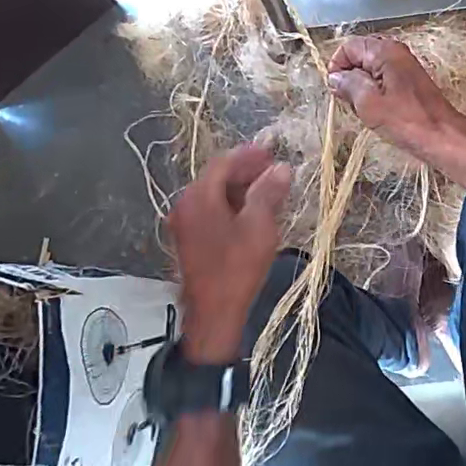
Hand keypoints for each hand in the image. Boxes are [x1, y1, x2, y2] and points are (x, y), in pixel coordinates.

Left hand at [168, 142, 291, 362]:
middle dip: (245, 171)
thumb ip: (268, 193)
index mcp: (198, 197)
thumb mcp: (259, 227)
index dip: (249, 154)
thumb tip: (282, 169)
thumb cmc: (237, 268)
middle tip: (273, 169)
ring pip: (214, 195)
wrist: (213, 314)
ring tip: (268, 190)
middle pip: (216, 177)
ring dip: (239, 189)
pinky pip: (210, 212)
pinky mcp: (189, 240)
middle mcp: (185, 204)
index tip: (272, 151)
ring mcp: (184, 223)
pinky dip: (230, 206)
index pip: (223, 163)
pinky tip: (251, 213)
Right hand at [327, 37, 465, 185]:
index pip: (348, 46)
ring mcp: (404, 67)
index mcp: (386, 51)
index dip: (337, 66)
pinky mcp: (409, 83)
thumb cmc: (407, 121)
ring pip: (369, 71)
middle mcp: (396, 53)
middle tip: (350, 101)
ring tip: (365, 110)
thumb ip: (348, 84)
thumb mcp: (369, 103)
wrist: (444, 139)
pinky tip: (377, 112)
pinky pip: (381, 82)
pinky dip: (373, 95)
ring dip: (361, 89)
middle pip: (359, 57)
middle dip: (349, 77)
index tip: (336, 90)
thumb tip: (334, 77)